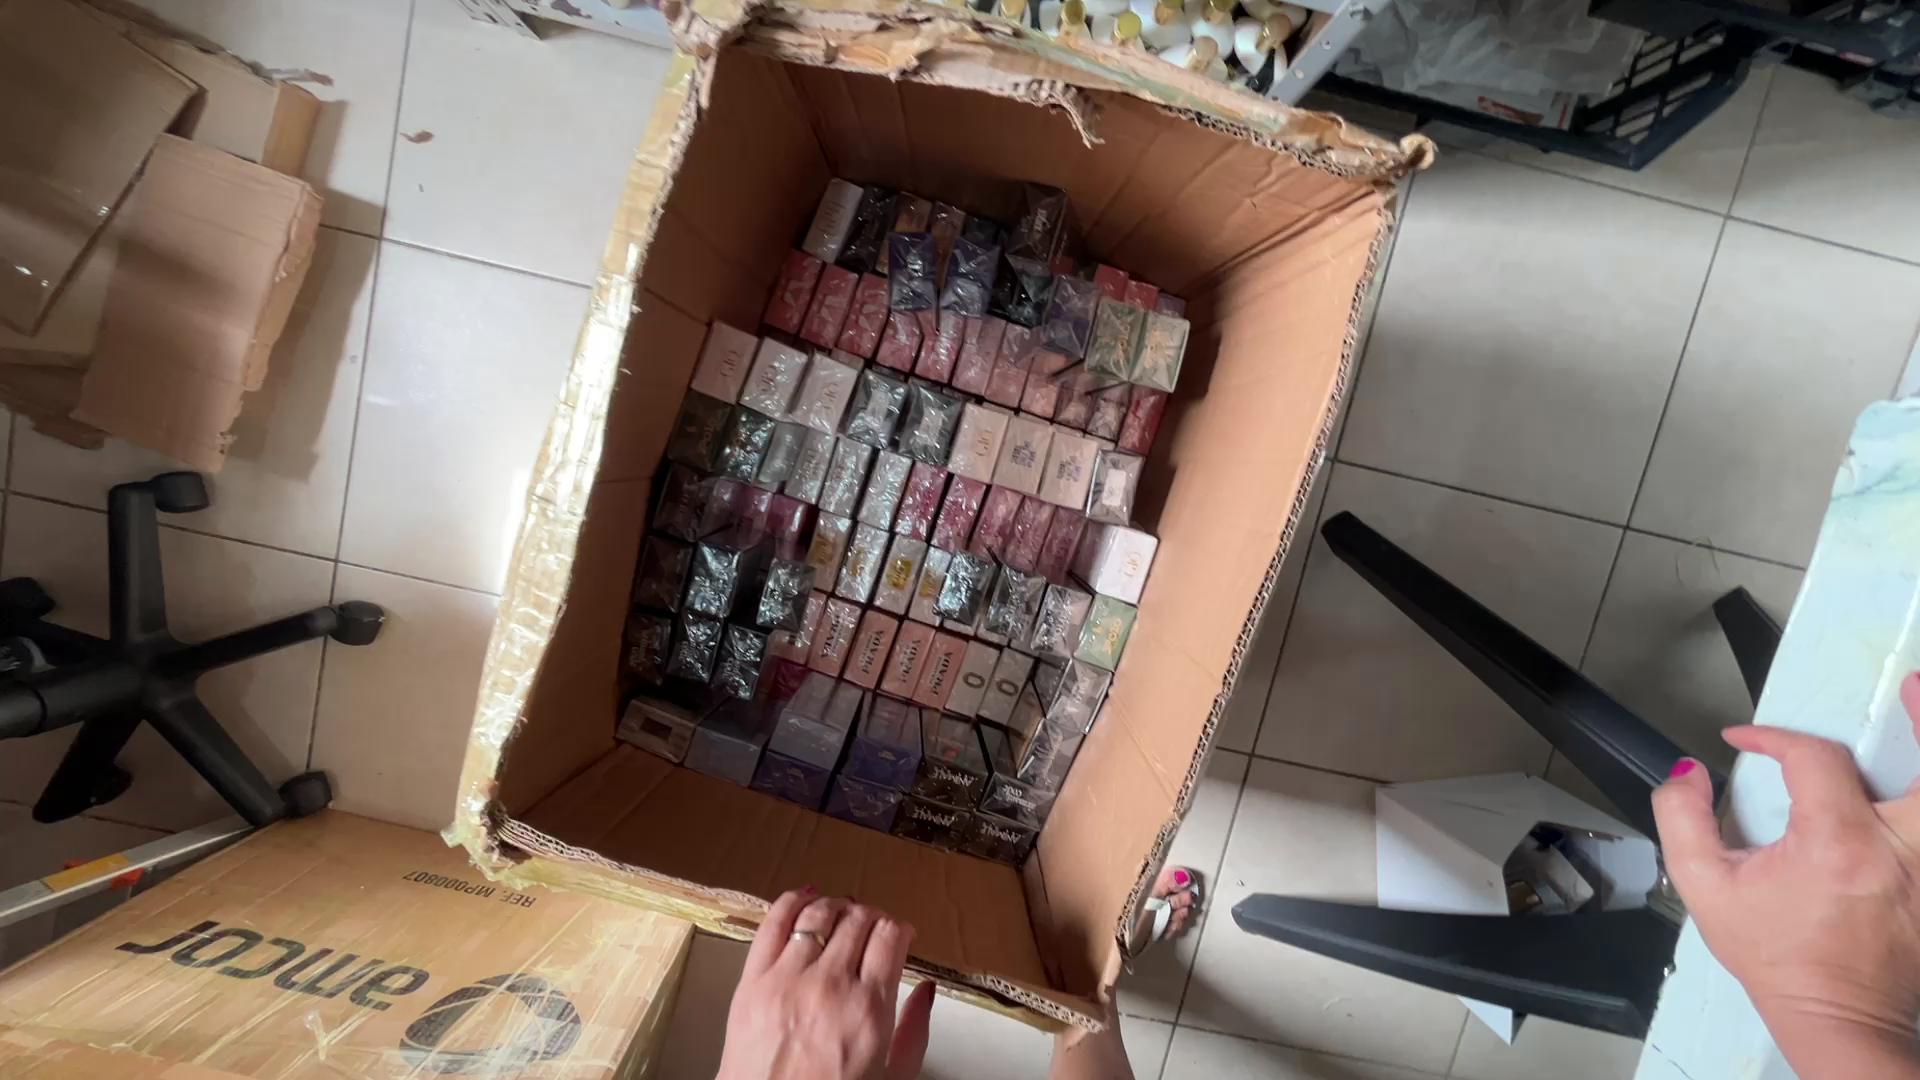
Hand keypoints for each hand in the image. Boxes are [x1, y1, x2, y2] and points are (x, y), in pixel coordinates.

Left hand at [716, 888, 936, 1079]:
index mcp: (868, 1010)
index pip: (890, 935)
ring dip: (837, 907)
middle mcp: (830, 986)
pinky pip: (774, 922)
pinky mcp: (752, 982)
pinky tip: (805, 898)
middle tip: (870, 930)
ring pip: (820, 912)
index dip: (898, 928)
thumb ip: (914, 1033)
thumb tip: (928, 989)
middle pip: (858, 918)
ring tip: (841, 916)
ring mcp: (787, 980)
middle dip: (871, 917)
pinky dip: (792, 901)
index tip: (899, 935)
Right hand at [1653, 672, 1919, 1077]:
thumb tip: (1687, 772)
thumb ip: (1681, 815)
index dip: (1772, 739)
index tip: (1743, 742)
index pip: (1813, 761)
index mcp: (1837, 846)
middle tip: (1911, 684)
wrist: (1840, 1016)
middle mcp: (1904, 855)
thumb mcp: (1700, 881)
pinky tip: (1915, 789)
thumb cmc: (1774, 952)